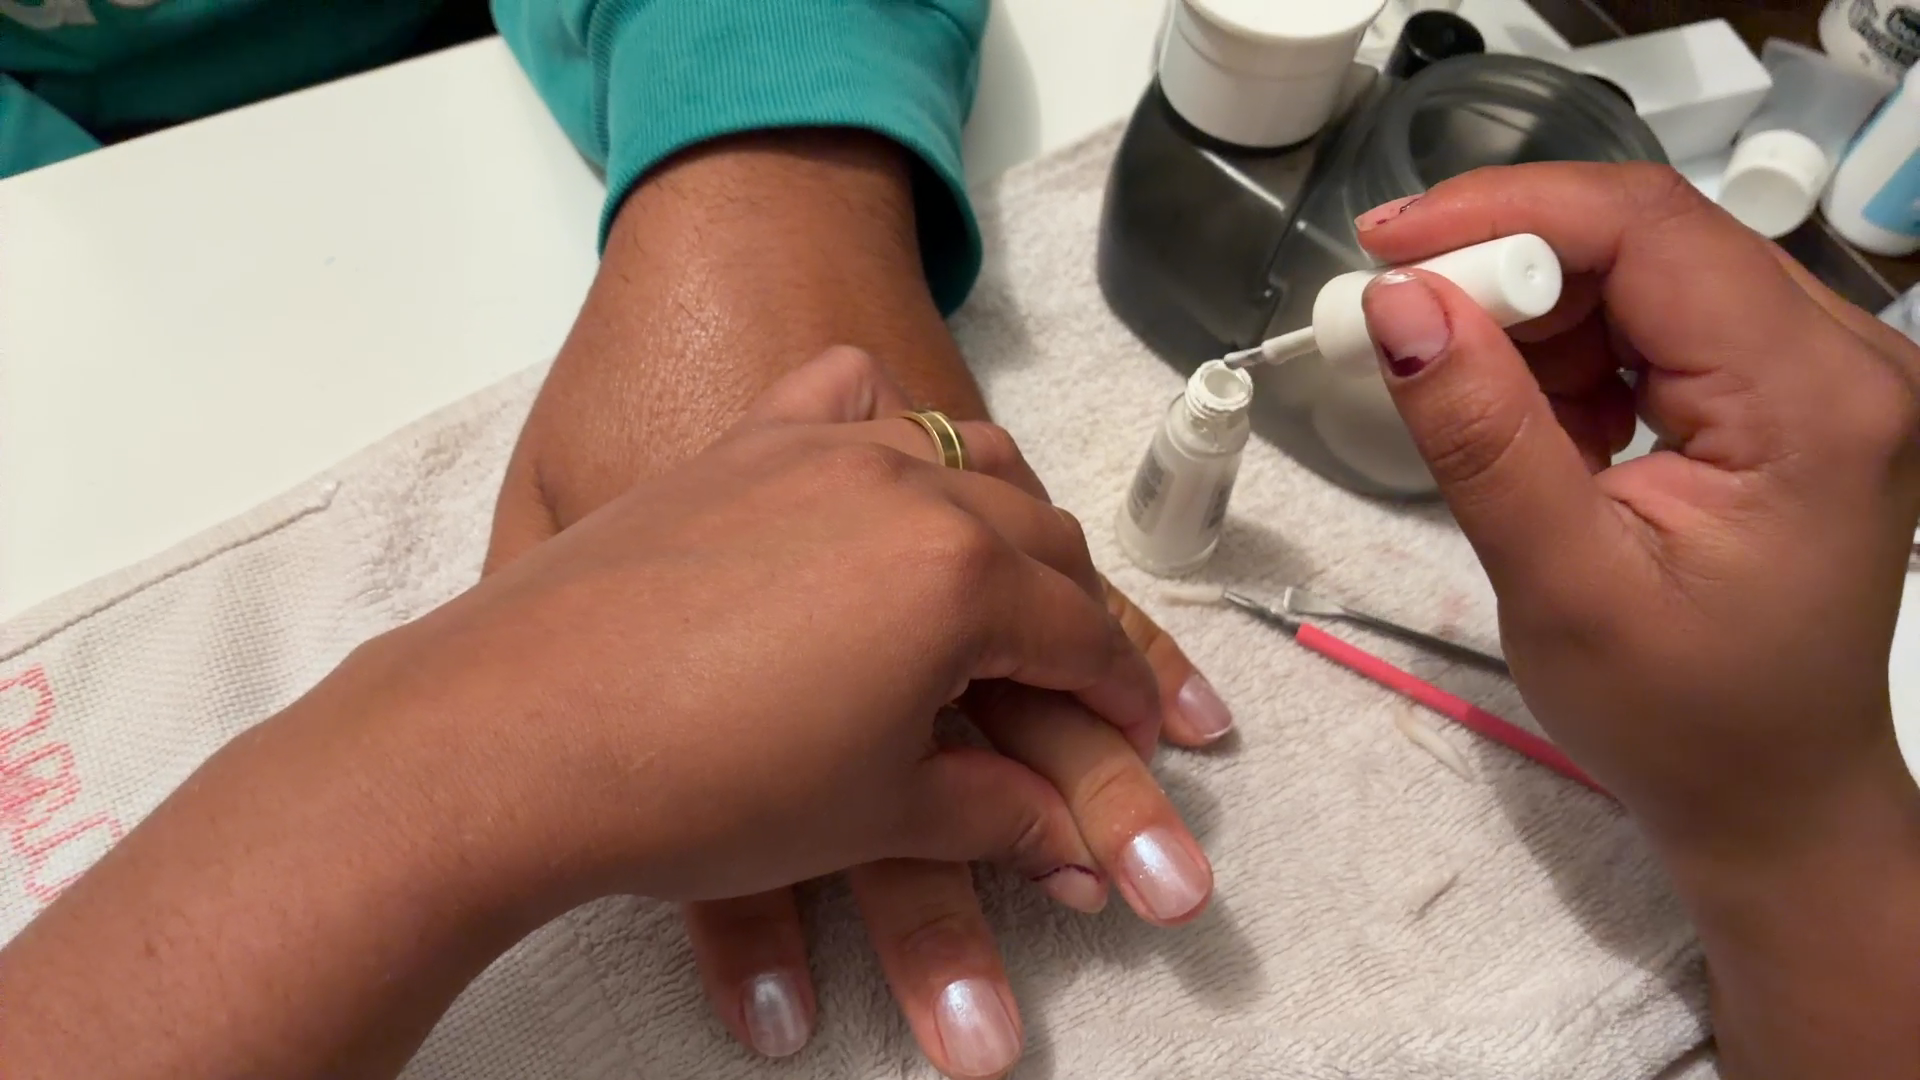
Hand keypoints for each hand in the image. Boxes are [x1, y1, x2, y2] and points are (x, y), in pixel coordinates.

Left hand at [487, 129, 1226, 1077]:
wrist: (510, 732)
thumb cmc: (708, 786)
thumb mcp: (879, 812)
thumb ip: (998, 815)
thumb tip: (1076, 848)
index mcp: (957, 577)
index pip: (1083, 632)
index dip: (1126, 688)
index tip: (1146, 727)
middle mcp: (911, 485)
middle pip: (1043, 535)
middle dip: (1081, 609)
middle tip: (1086, 670)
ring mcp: (829, 445)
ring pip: (969, 452)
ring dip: (1009, 513)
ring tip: (1012, 569)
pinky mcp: (756, 437)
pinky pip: (850, 393)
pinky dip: (891, 420)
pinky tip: (890, 459)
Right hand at [1352, 164, 1919, 1075]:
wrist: (1755, 783)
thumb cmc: (1669, 708)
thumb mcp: (1557, 578)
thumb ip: (1479, 437)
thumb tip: (1399, 307)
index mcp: (1805, 394)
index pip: (1649, 231)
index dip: (1503, 213)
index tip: (1377, 246)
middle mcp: (1825, 354)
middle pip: (1639, 243)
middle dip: (1497, 272)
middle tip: (1391, 333)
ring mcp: (1790, 374)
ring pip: (1622, 284)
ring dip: (1513, 325)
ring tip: (1458, 410)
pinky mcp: (1747, 401)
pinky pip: (1624, 336)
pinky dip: (1540, 363)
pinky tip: (1518, 430)